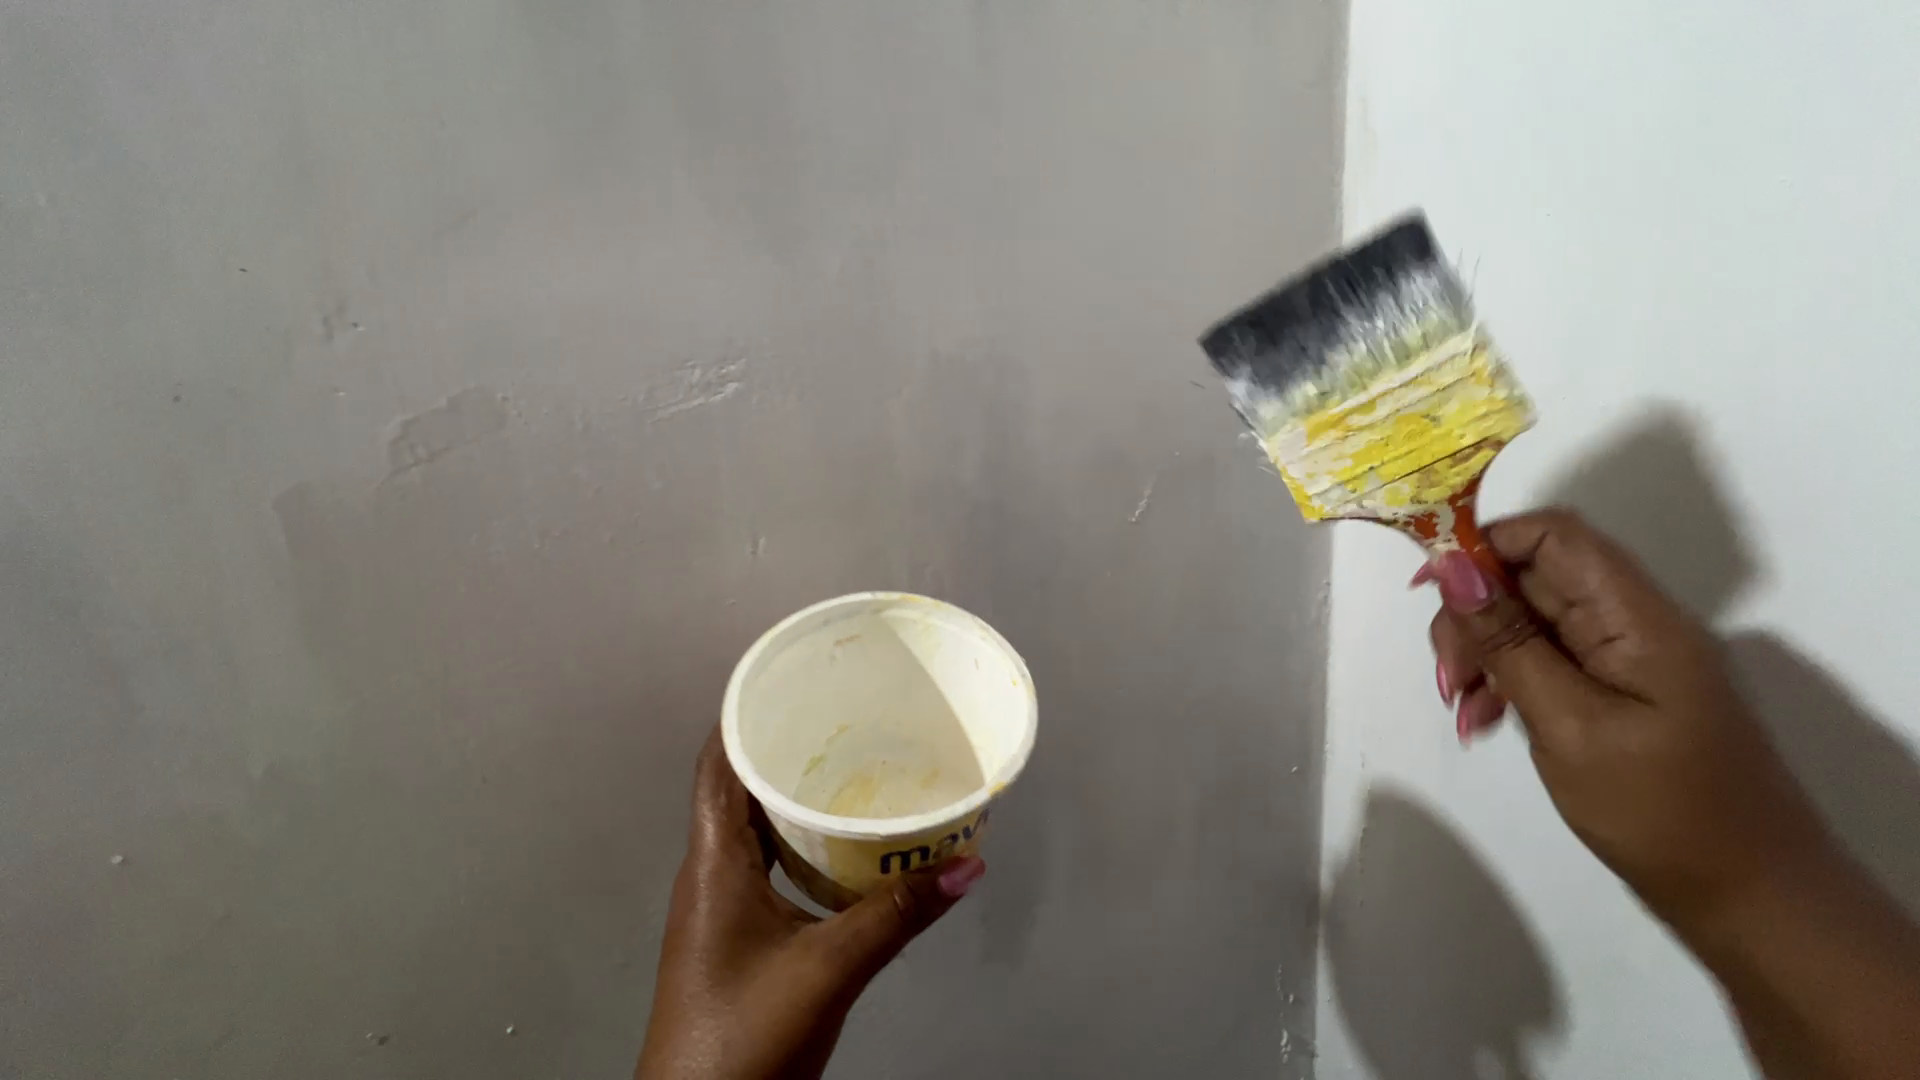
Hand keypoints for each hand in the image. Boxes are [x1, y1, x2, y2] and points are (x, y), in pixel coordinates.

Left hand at [635, 729, 983, 1079]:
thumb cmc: (745, 1035)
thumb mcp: (830, 968)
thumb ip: (900, 914)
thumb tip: (970, 863)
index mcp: (713, 859)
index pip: (717, 760)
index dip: (744, 713)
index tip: (792, 679)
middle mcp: (709, 869)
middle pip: (736, 784)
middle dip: (781, 744)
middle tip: (840, 713)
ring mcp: (720, 903)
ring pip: (753, 823)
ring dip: (791, 792)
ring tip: (849, 762)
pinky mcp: (737, 931)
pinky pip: (767, 859)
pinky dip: (800, 837)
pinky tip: (844, 841)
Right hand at [1421, 510, 1829, 923]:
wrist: (1747, 898)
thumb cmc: (1658, 808)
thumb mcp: (1567, 722)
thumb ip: (1507, 641)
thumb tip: (1449, 566)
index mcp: (1635, 619)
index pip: (1552, 537)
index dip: (1485, 546)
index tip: (1430, 592)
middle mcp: (1629, 625)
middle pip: (1528, 579)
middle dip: (1471, 617)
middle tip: (1447, 675)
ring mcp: (1620, 660)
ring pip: (1524, 622)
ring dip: (1478, 654)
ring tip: (1460, 706)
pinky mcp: (1610, 691)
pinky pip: (1539, 661)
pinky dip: (1500, 682)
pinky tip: (1481, 721)